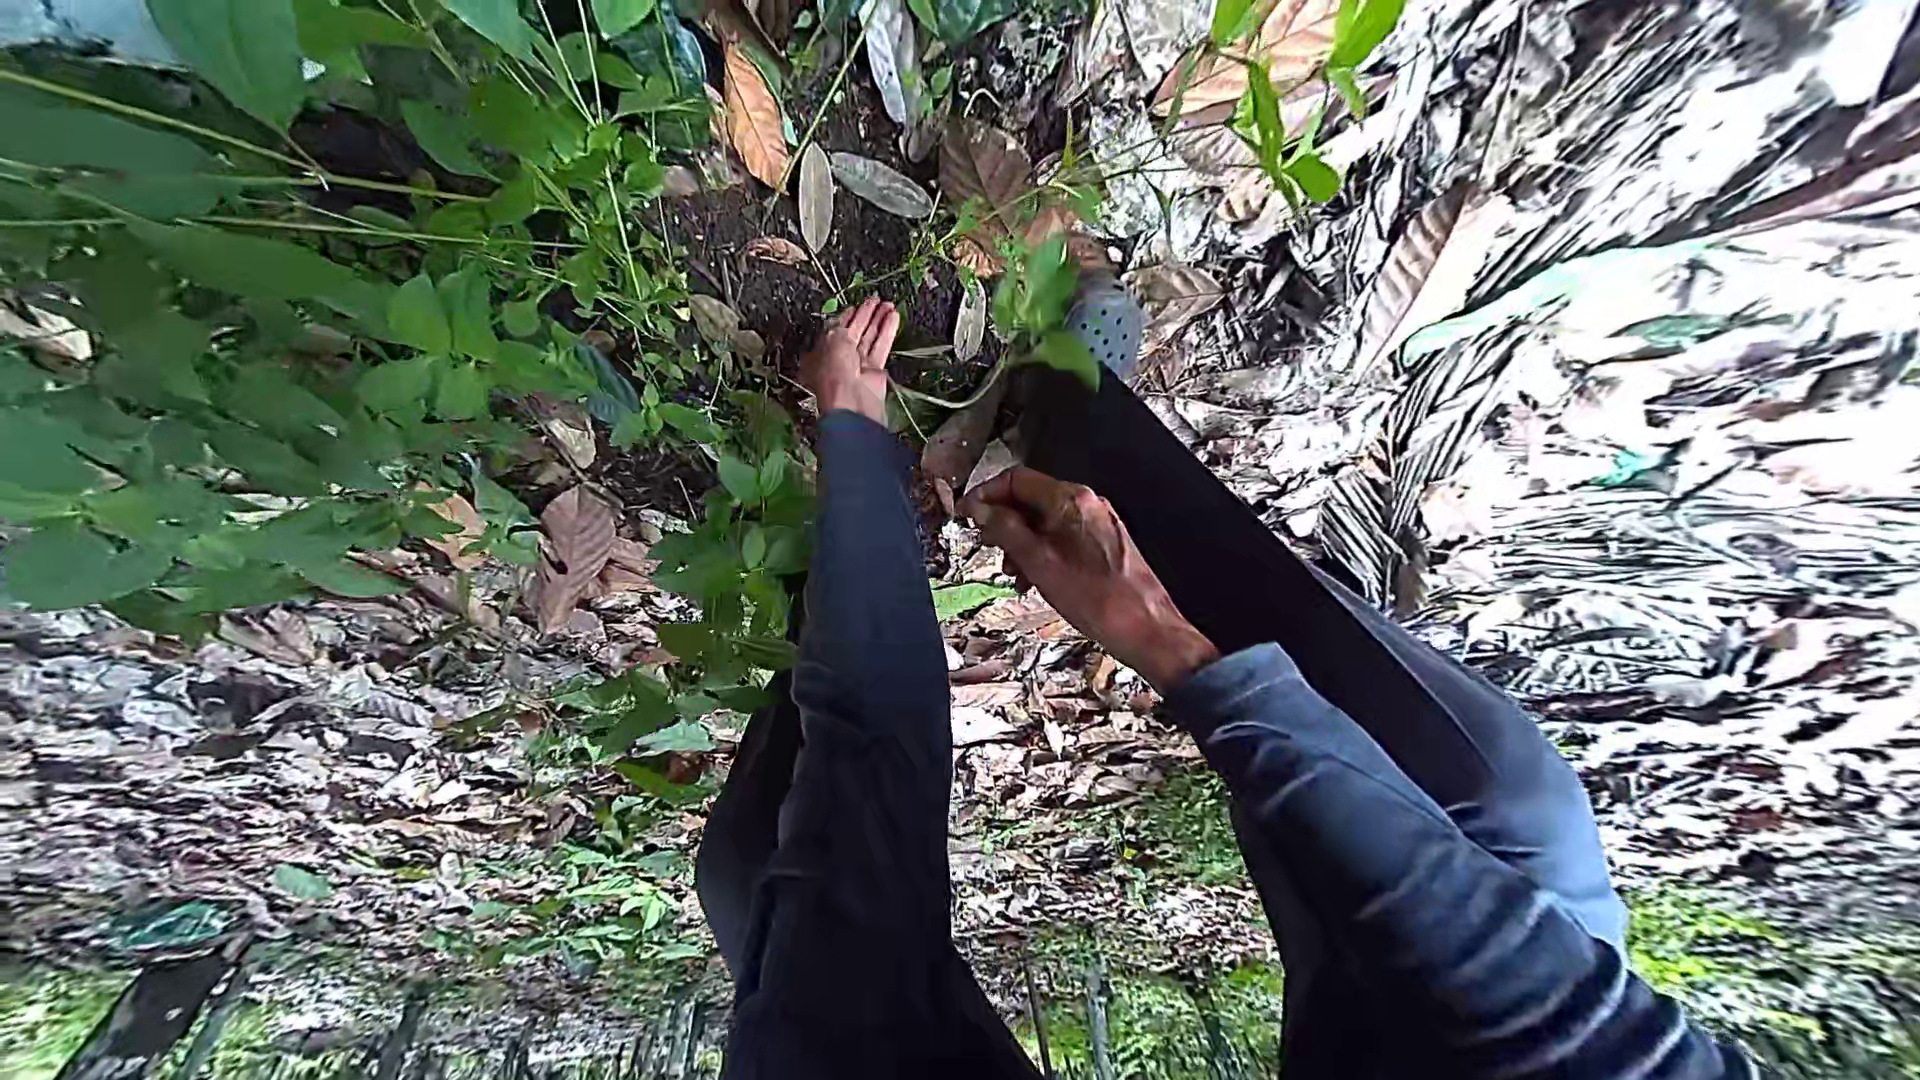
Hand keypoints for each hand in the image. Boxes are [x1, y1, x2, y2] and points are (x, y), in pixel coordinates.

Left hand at [801, 295, 897, 425]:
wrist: (851, 403)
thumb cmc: (834, 376)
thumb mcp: (833, 341)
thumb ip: (843, 327)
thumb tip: (850, 319)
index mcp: (824, 351)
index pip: (837, 328)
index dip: (848, 315)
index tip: (857, 305)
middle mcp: (841, 358)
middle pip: (856, 331)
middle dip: (866, 315)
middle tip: (876, 300)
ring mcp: (858, 365)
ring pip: (870, 337)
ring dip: (879, 320)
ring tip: (889, 305)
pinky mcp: (875, 371)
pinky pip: (881, 346)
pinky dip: (888, 331)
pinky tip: (893, 318)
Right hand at [963, 467, 1217, 690]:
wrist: (1145, 628)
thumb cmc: (1098, 600)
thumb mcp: (1039, 564)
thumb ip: (1006, 531)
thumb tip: (982, 510)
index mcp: (1071, 500)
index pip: (1017, 479)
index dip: (986, 494)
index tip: (968, 512)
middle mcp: (1086, 503)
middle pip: (1031, 498)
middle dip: (1003, 521)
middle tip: (986, 543)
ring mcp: (1097, 521)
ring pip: (1045, 519)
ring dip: (1021, 541)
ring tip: (1011, 570)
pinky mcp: (1102, 540)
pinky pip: (1062, 536)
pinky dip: (1041, 550)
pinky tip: (1033, 576)